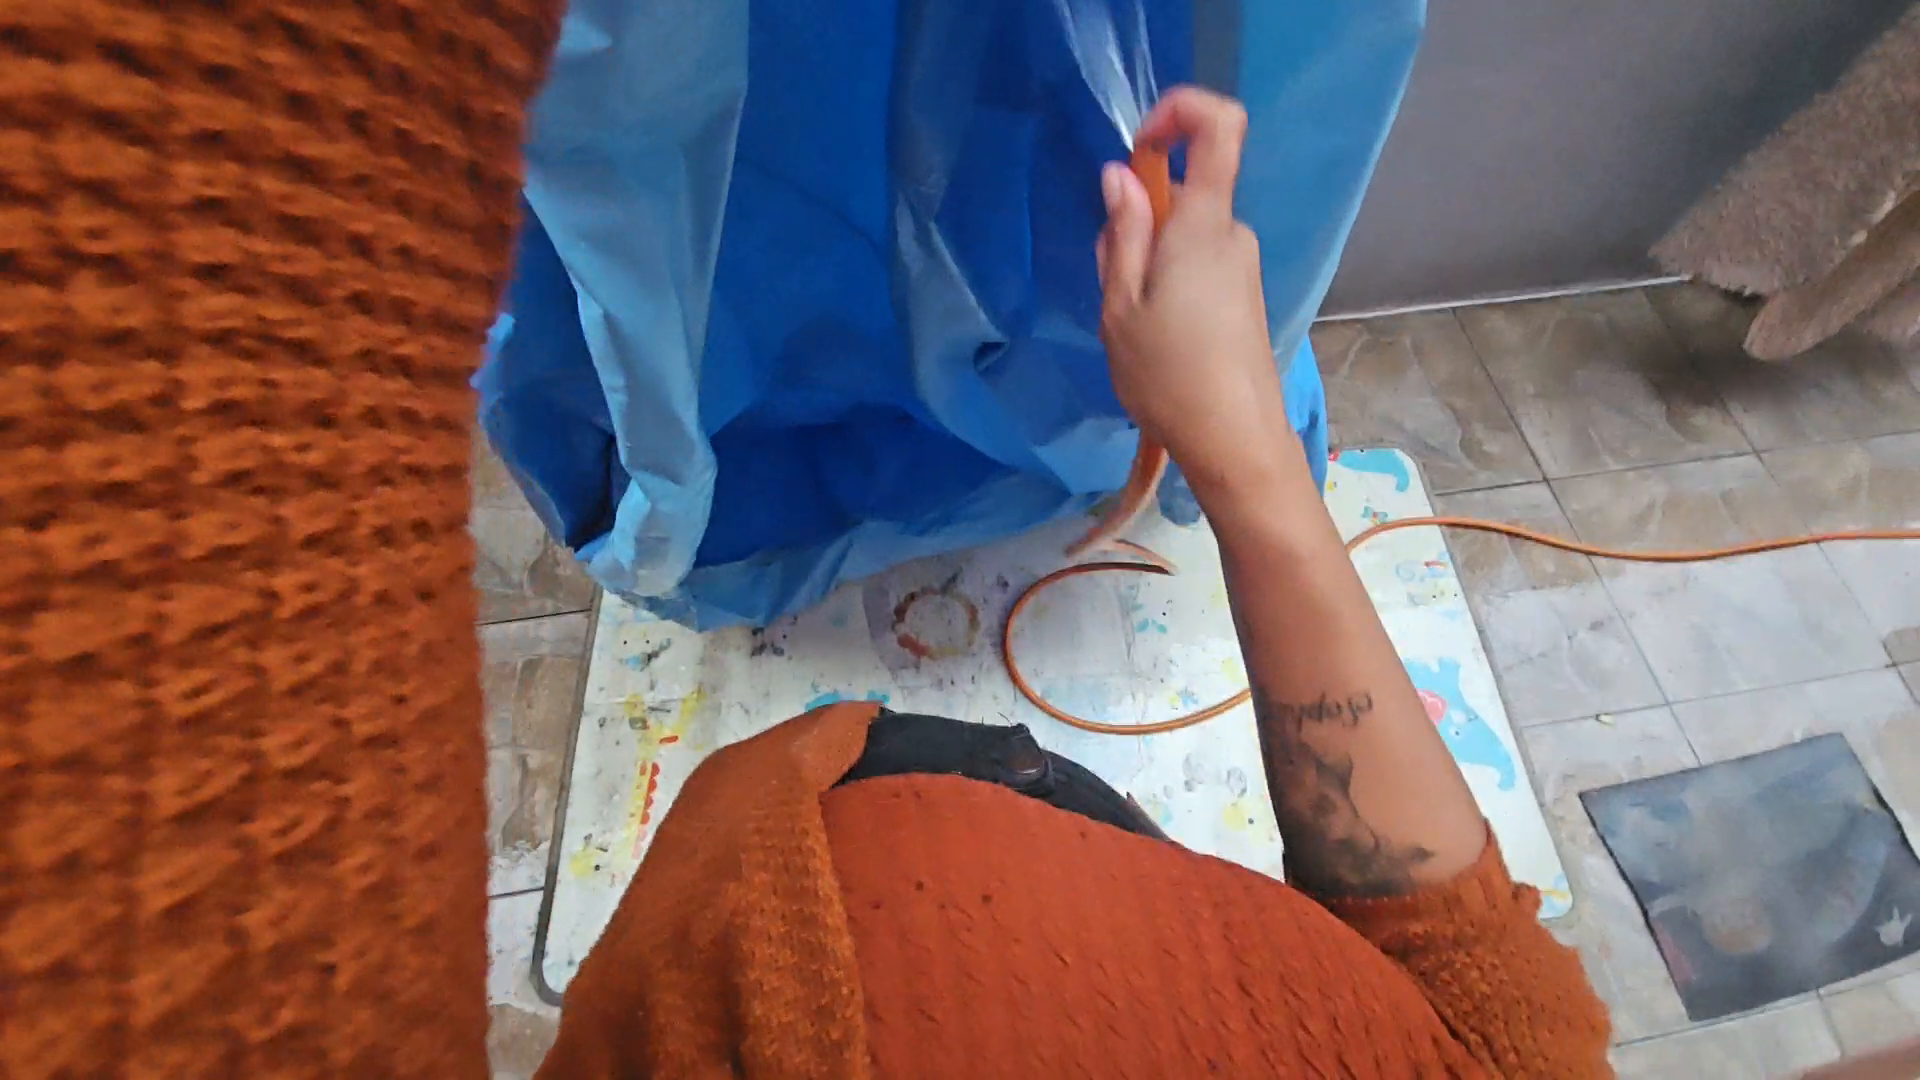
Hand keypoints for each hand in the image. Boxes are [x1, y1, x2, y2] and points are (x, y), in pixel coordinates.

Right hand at [1096, 87, 1300, 509]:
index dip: (1179, 114)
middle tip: (1115, 289)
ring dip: (1150, 263)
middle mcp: (1232, 235)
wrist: (1234, 439)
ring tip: (1134, 326)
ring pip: (1187, 238)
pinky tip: (1158, 338)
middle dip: (1140, 223)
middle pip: (1186, 195)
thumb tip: (1120, 177)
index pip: (1219, 125)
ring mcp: (1243, 268)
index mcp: (1202, 225)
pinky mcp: (1244, 298)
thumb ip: (1121, 236)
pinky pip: (1200, 266)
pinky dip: (1170, 285)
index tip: (1138, 153)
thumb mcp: (1121, 308)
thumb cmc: (1166, 375)